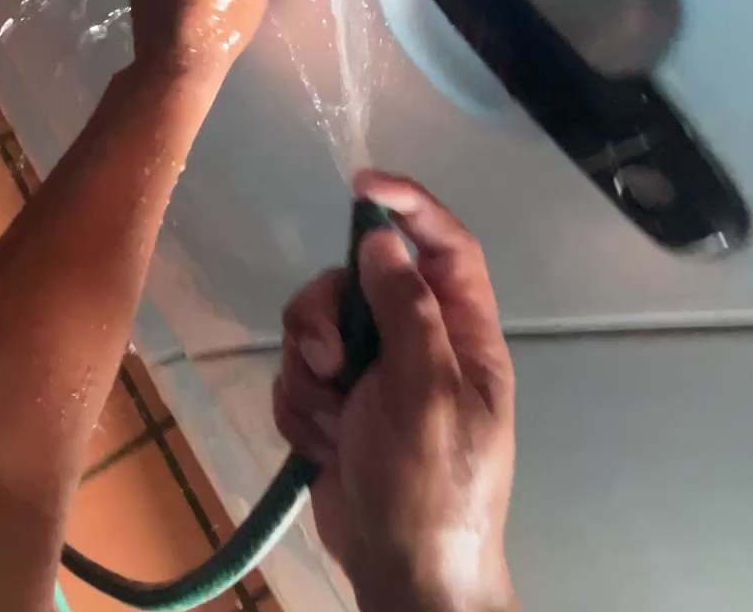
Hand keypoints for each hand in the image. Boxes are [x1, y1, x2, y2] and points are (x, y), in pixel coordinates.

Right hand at [274, 172, 516, 611]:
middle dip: (325, 319)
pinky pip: (294, 370)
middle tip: (329, 363)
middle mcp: (411, 341)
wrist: (397, 570)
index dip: (409, 205)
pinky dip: (300, 406)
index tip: (361, 182)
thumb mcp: (428, 394)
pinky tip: (322, 443)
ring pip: (311, 326)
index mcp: (459, 335)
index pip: (442, 247)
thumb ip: (407, 310)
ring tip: (331, 423)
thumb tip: (381, 237)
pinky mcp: (331, 397)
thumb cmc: (432, 487)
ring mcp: (367, 370)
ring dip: (308, 375)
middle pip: (350, 282)